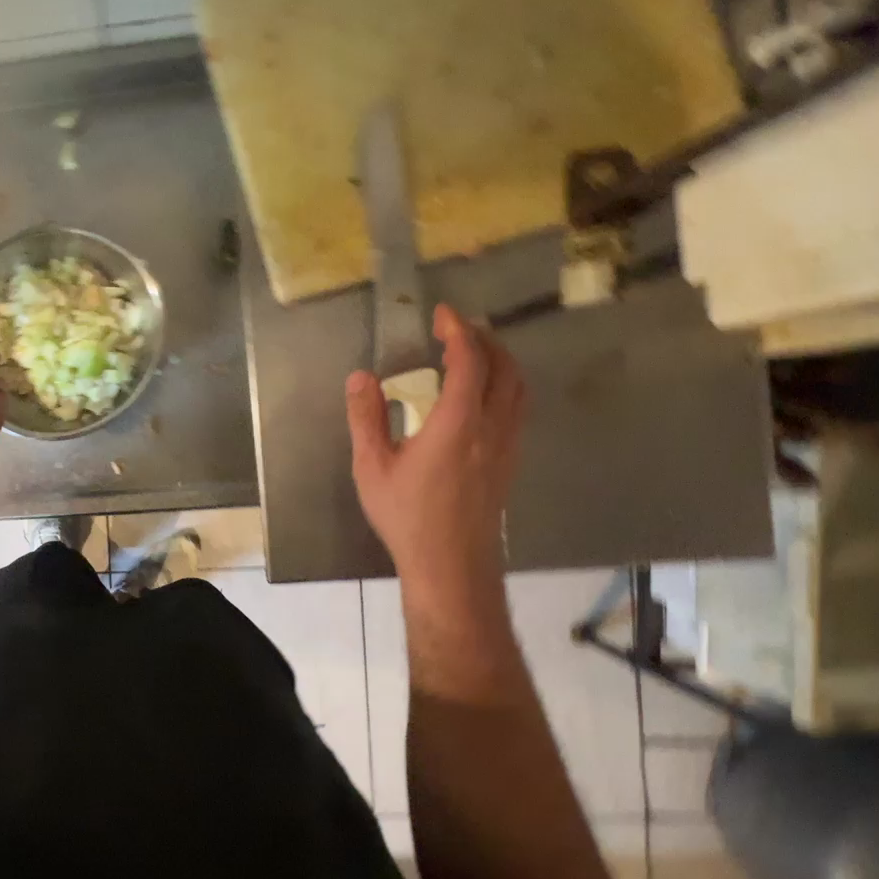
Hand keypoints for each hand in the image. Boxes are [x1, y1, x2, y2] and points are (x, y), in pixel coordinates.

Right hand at [345, 305, 525, 589]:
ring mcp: (507, 445)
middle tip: (456, 329)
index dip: (457, 331)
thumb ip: (366, 418)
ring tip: (472, 354)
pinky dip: (503, 385)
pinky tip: (480, 395)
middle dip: (484, 339)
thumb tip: (361, 377)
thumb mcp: (372, 467)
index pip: (468, 362)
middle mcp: (491, 427)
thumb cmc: (407, 516)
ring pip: (518, 388)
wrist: (451, 565)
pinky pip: (516, 408)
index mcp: (457, 423)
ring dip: (500, 361)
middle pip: (504, 368)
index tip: (441, 314)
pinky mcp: (509, 462)